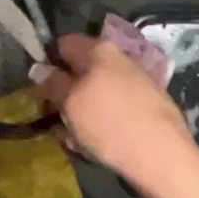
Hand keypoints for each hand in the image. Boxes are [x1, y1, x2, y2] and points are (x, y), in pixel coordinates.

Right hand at [37, 33, 197, 179]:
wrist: (160, 154)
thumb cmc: (108, 124)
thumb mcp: (70, 103)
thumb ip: (53, 83)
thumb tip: (39, 69)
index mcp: (99, 49)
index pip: (64, 43)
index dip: (48, 64)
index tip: (41, 90)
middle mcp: (119, 58)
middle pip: (80, 70)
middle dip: (65, 94)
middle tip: (56, 120)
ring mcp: (135, 81)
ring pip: (95, 92)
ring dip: (80, 113)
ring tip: (76, 139)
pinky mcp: (146, 104)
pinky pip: (112, 107)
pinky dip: (100, 122)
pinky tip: (97, 144)